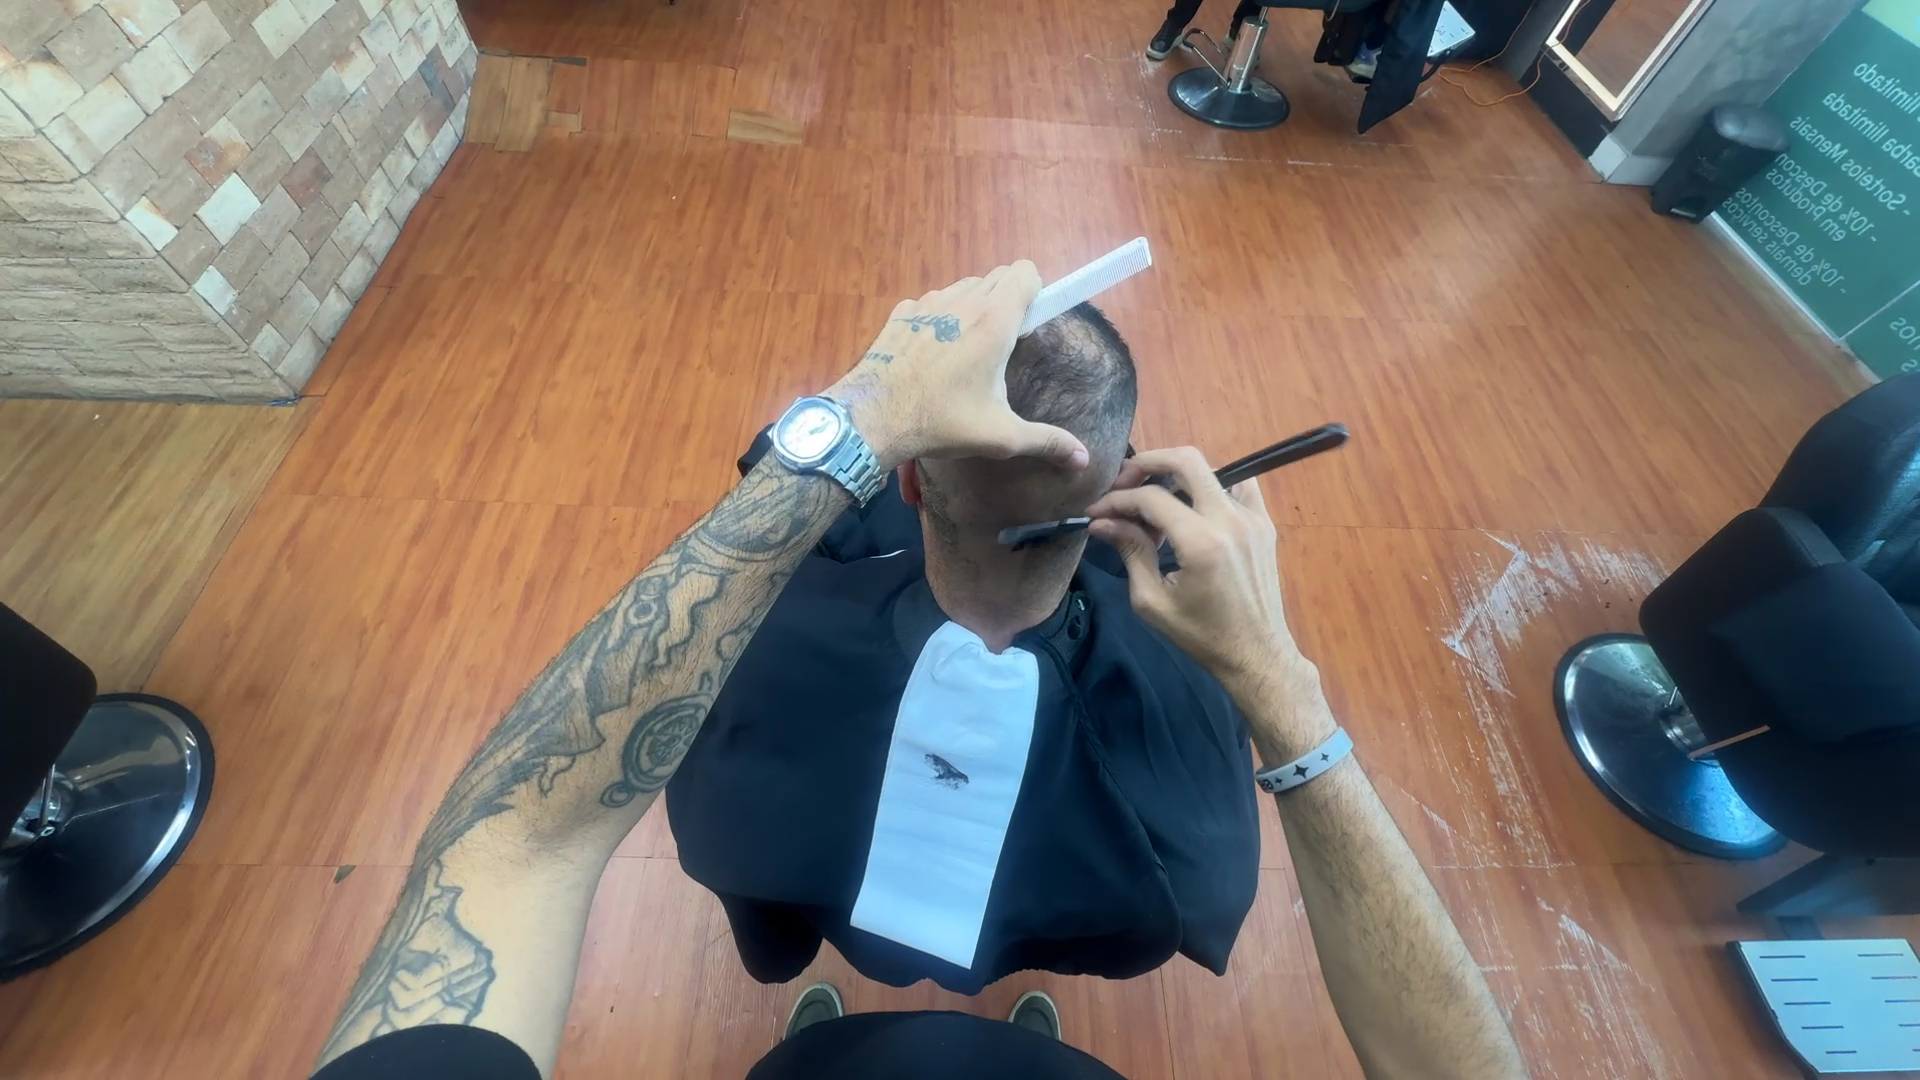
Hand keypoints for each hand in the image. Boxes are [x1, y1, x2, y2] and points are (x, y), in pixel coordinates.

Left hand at [824, 263, 1088, 471]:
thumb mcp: (1000, 436)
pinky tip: (931, 357)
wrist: (873, 417)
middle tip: (1001, 348)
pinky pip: (931, 304)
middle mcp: (962, 300)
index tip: (1030, 325)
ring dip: (972, 309)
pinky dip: (939, 320)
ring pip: (964, 288)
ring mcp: (928, 303)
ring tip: (965, 355)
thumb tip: (1083, 459)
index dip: (1035, 292)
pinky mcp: (901, 313)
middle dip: (1007, 303)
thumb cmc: (942, 422)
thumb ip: (1045, 441)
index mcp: (994, 321)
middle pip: (997, 278)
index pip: (1026, 272)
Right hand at [1085, 447, 1311, 690]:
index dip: (1117, 499)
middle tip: (1123, 484)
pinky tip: (1193, 504)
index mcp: (1200, 543)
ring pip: (1210, 469)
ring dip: (1176, 476)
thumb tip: (1102, 522)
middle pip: (1185, 460)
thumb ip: (1131, 551)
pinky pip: (1238, 484)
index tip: (1097, 512)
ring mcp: (1252, 517)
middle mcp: (1229, 520)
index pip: (1151, 497)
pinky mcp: (1264, 522)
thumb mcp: (1152, 600)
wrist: (1255, 653)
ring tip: (1155, 501)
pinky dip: (1210, 485)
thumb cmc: (1199, 634)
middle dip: (1146, 464)